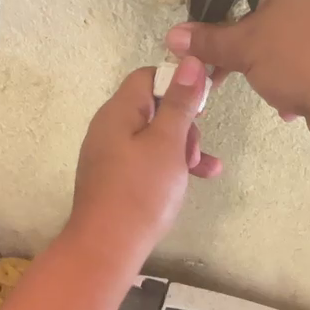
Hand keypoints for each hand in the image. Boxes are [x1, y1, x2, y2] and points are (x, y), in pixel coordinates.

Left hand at [64, 57, 220, 256]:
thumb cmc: (141, 192)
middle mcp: (109, 128)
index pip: (148, 77)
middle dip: (182, 123)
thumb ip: (180, 103)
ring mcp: (110, 156)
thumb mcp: (168, 143)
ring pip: (153, 139)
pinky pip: (146, 162)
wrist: (107, 247)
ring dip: (182, 148)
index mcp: (118, 112)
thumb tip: (190, 62)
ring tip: (201, 168)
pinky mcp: (115, 180)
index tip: (200, 106)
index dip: (178, 85)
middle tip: (193, 149)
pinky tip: (196, 179)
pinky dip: (169, 166)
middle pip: (152, 108)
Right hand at [165, 0, 309, 124]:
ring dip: (261, 57)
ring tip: (243, 79)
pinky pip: (303, 57)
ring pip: (284, 32)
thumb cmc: (299, 57)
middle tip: (217, 46)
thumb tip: (173, 36)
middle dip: (240, 25)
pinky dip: (288, 76)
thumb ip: (208, 40)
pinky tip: (283, 103)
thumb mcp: (244, 48)